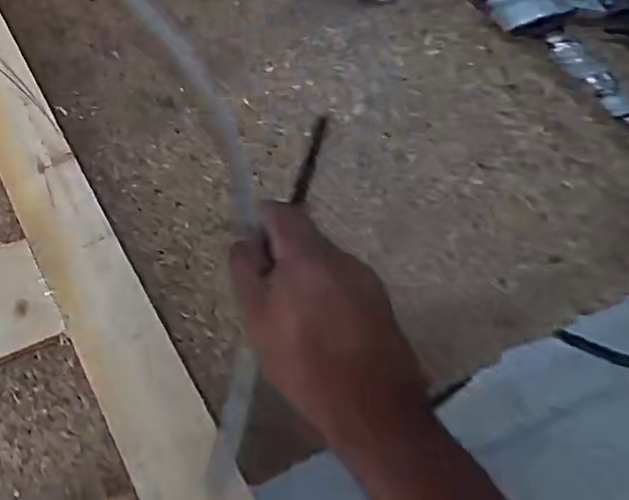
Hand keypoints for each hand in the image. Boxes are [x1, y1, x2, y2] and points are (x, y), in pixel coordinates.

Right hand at [228, 203, 426, 447]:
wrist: (376, 416)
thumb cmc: (306, 364)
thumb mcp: (257, 318)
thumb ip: (245, 269)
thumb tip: (246, 241)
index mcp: (308, 255)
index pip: (280, 212)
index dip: (261, 225)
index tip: (254, 255)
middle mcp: (342, 258)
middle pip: (304, 237)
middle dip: (283, 256)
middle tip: (270, 295)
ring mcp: (367, 280)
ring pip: (324, 263)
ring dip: (307, 277)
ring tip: (297, 320)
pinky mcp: (383, 305)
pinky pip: (344, 284)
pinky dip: (329, 295)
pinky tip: (325, 332)